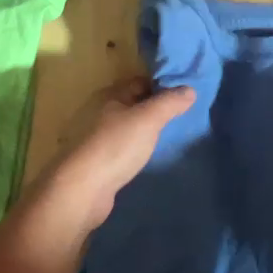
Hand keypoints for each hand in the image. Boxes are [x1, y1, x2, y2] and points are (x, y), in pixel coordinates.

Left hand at [41, 77, 194, 230]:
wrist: (82, 191)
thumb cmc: (115, 146)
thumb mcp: (148, 119)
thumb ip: (169, 102)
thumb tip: (190, 89)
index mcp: (109, 95)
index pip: (140, 82)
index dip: (162, 85)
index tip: (185, 94)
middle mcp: (99, 112)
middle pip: (134, 104)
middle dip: (156, 109)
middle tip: (183, 116)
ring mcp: (96, 138)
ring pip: (128, 127)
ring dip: (146, 131)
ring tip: (172, 136)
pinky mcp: (97, 162)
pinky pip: (122, 148)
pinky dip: (136, 149)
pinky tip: (150, 157)